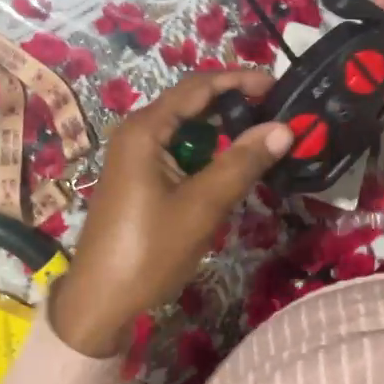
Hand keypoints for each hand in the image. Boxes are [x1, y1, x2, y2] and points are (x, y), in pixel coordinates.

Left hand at [50, 70, 293, 357]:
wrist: (99, 304)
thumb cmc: (149, 251)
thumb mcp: (202, 206)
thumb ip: (242, 163)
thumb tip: (284, 128)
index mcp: (145, 129)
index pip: (198, 86)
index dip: (239, 80)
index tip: (277, 85)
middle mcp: (137, 131)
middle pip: (191, 102)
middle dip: (233, 103)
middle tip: (275, 113)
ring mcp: (135, 154)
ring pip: (186, 127)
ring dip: (222, 129)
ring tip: (261, 137)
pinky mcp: (138, 176)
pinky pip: (178, 148)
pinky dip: (206, 151)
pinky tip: (230, 165)